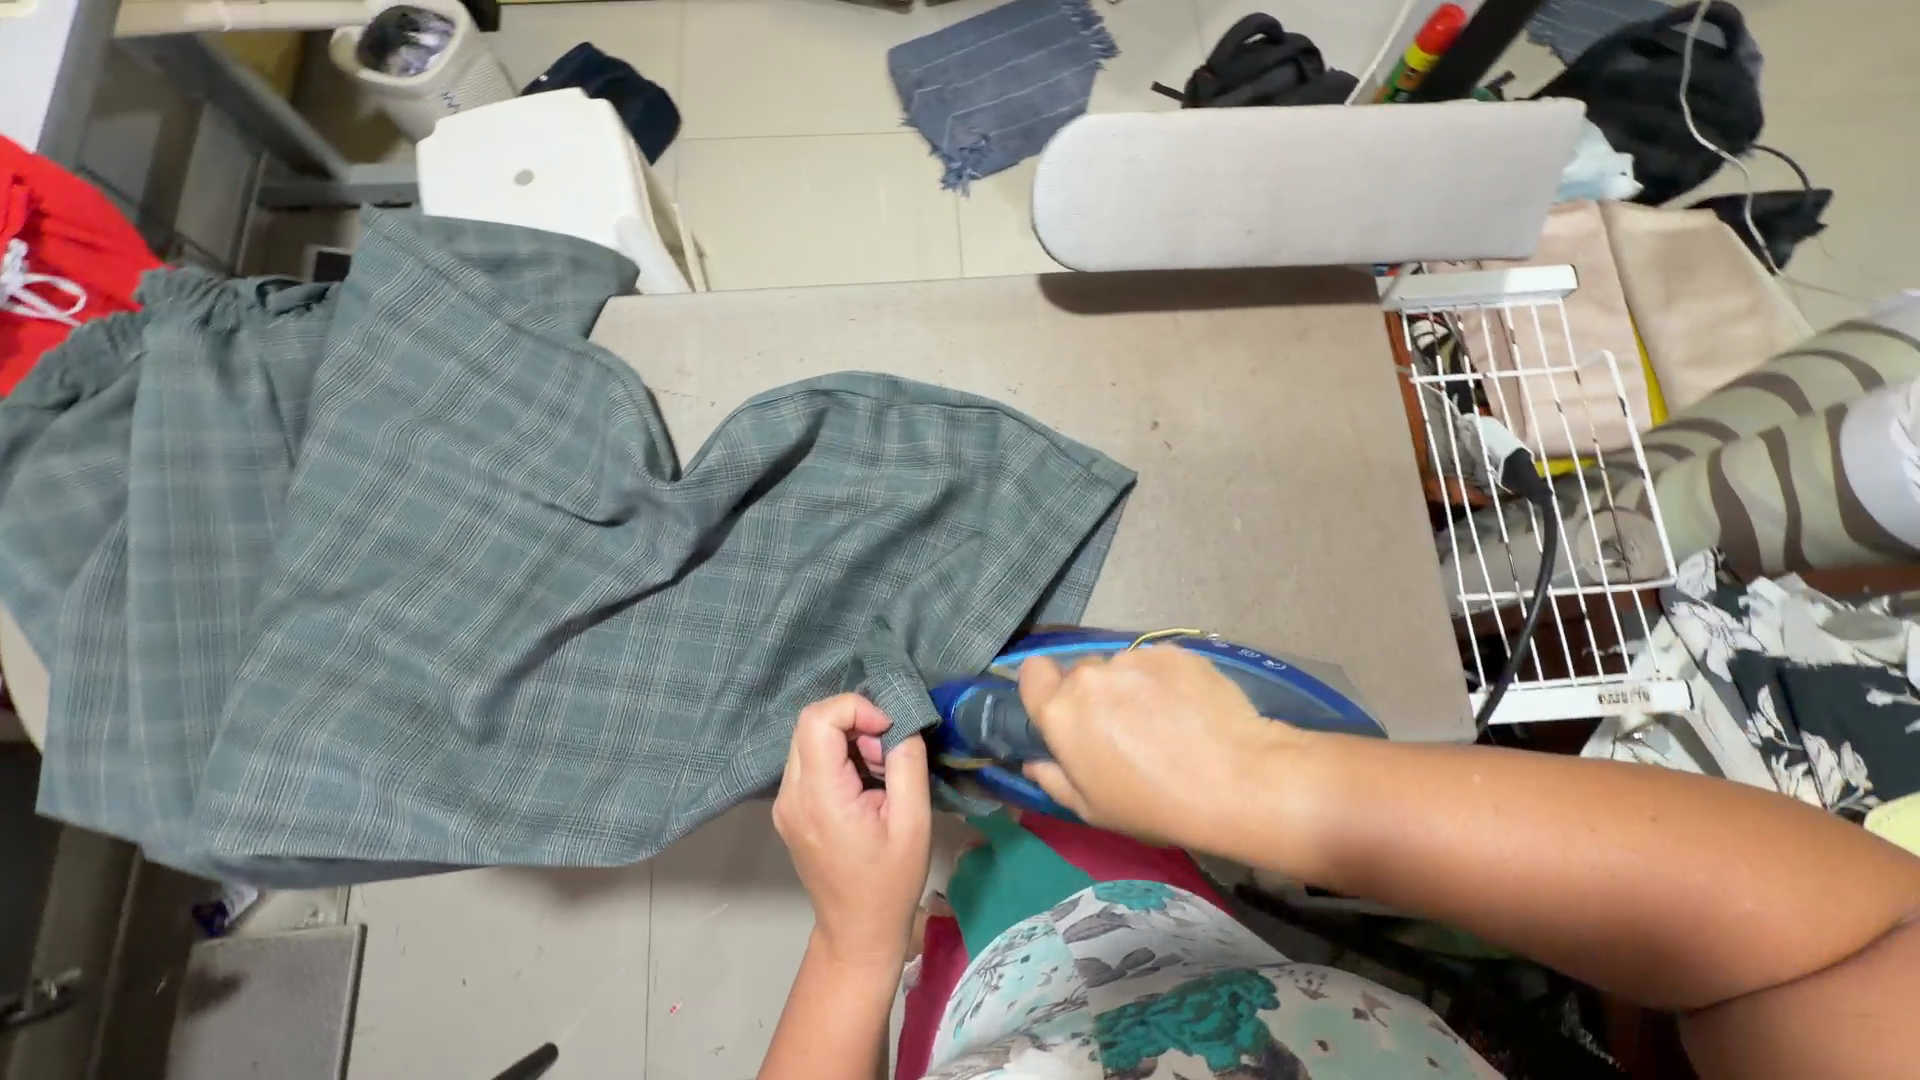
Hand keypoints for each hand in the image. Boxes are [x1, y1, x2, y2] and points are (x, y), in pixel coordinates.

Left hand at [773, 694, 931, 970]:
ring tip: (880, 773)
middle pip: (810, 724)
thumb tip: (902, 725)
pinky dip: (839, 757)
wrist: (858, 931)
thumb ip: (907, 764)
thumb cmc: (890, 882)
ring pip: (809, 739)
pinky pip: (809, 761)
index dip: (855, 708)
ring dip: (848, 740)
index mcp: (819, 796)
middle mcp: (791, 794)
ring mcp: (785, 803)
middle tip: (887, 754)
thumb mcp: (914, 822)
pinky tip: (865, 785)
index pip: (818, 719)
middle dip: (854, 723)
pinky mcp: (790, 809)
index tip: (889, 729)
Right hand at [1018, 645, 1309, 848]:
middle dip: (1093, 696)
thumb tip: (1034, 763)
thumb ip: (1053, 780)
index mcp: (1060, 711)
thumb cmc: (1153, 804)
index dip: (1044, 690)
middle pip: (1080, 674)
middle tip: (1123, 730)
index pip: (1032, 673)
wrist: (1235, 780)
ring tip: (1165, 722)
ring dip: (1131, 688)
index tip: (1066, 714)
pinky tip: (1189, 710)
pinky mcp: (1173, 652)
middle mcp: (1090, 675)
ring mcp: (1133, 659)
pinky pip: (1156, 663)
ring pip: (1121, 668)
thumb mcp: (1092, 809)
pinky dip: (1165, 681)